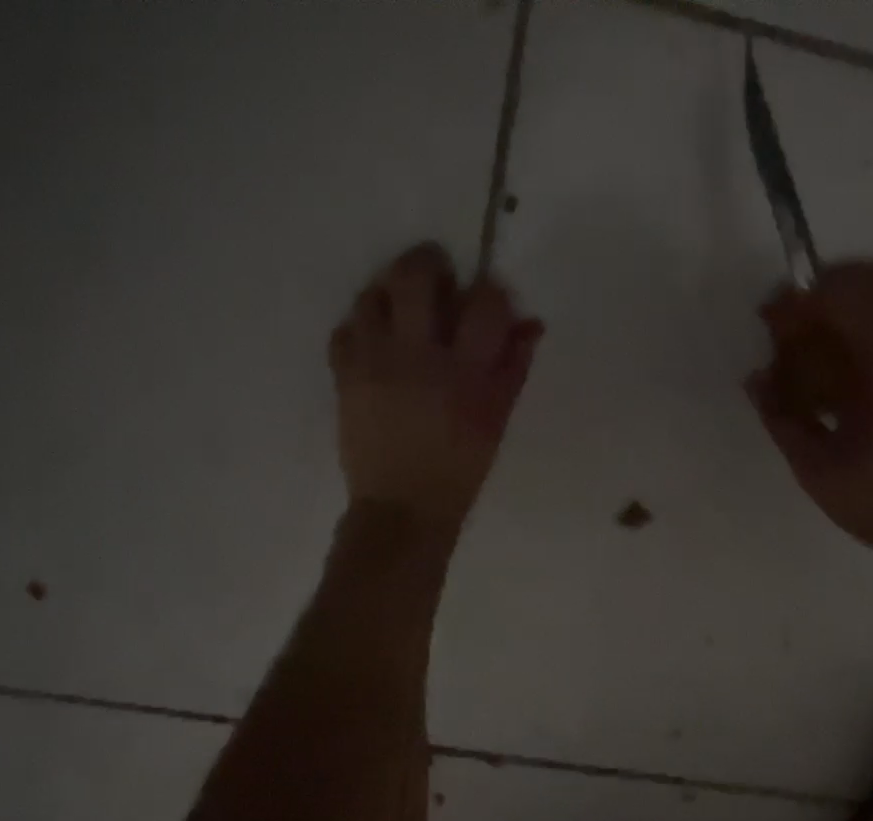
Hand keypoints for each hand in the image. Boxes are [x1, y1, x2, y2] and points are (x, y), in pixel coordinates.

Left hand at [330, 242, 543, 529]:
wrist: (403, 508)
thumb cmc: (460, 468)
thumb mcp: (497, 419)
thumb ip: (513, 366)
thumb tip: (529, 322)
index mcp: (465, 371)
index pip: (484, 301)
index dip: (490, 289)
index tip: (487, 296)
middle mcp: (416, 355)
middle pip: (416, 277)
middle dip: (429, 261)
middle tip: (438, 272)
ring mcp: (373, 362)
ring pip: (372, 293)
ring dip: (390, 289)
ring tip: (402, 306)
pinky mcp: (344, 375)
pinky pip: (345, 328)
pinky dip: (361, 325)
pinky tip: (376, 339)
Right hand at [749, 260, 872, 564]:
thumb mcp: (820, 466)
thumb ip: (781, 415)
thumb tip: (757, 378)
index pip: (840, 286)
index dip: (796, 300)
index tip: (768, 329)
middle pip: (860, 287)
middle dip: (816, 311)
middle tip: (784, 350)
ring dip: (838, 329)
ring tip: (809, 377)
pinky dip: (863, 345)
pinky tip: (841, 392)